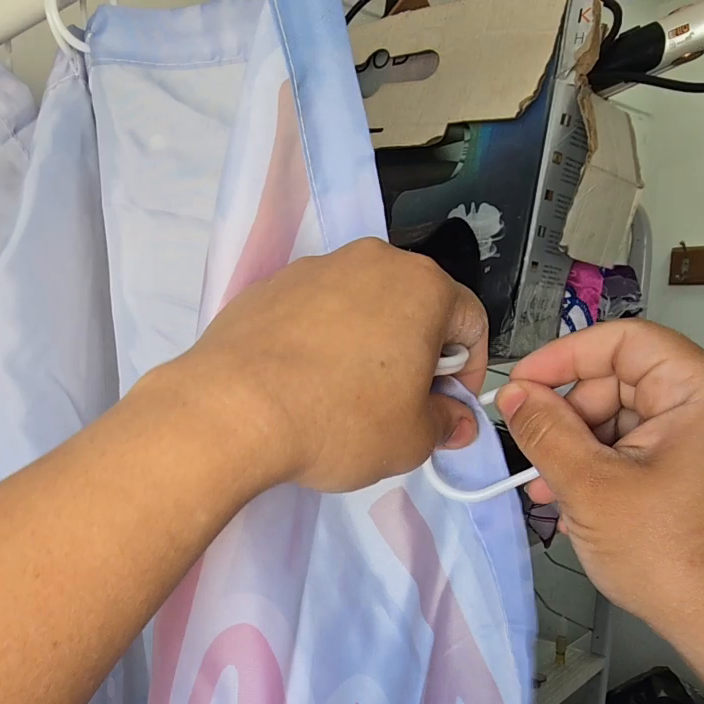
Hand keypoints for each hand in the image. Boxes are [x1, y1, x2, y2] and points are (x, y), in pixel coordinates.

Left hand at [162, 237, 489, 492]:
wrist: (233, 410)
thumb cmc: (338, 421)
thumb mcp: (410, 440)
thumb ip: (444, 424)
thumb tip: (456, 421)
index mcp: (422, 287)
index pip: (470, 323)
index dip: (467, 373)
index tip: (447, 410)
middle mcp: (370, 263)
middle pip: (412, 309)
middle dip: (415, 357)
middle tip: (396, 407)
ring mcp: (312, 270)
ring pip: (357, 308)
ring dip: (363, 346)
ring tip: (339, 398)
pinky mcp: (265, 290)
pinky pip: (308, 315)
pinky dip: (315, 344)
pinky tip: (298, 385)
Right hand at [495, 320, 703, 645]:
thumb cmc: (676, 558)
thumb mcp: (590, 486)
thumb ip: (545, 432)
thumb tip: (515, 397)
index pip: (624, 341)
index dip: (563, 358)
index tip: (520, 387)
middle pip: (619, 381)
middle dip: (567, 417)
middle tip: (532, 456)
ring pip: (621, 418)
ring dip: (576, 449)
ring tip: (546, 491)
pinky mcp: (700, 469)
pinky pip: (636, 448)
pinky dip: (600, 468)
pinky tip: (572, 501)